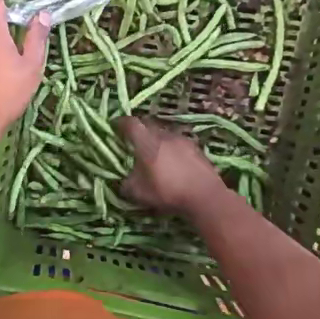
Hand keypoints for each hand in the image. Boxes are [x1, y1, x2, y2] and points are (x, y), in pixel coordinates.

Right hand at [117, 117, 231, 217]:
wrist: (205, 195)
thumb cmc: (167, 192)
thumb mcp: (138, 193)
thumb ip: (126, 184)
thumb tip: (121, 182)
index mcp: (146, 142)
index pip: (130, 124)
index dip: (120, 123)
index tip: (114, 126)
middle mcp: (164, 135)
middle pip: (148, 124)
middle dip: (138, 130)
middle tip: (133, 140)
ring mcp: (182, 139)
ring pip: (164, 133)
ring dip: (156, 139)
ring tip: (154, 152)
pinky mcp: (196, 147)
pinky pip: (178, 142)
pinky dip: (171, 147)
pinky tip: (173, 161)